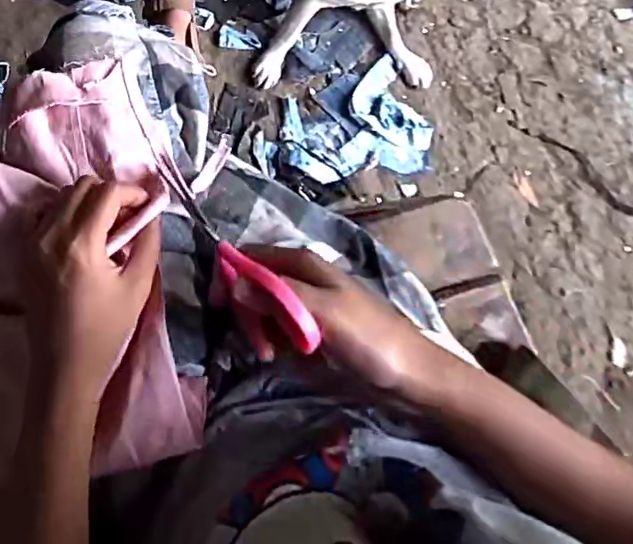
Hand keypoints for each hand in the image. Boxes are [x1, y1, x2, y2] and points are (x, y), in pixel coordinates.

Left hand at [21, 175, 161, 402]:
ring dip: (88, 200)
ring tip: (104, 225)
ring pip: (63, 195)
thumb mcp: (138, 285)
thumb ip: (149, 240)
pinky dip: (61, 210)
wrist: (63, 369)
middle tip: (127, 216)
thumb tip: (152, 210)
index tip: (146, 205)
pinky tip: (77, 231)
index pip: (108, 192)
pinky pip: (41, 212)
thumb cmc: (105, 331)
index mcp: (81, 244)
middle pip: (84, 185)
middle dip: (111, 193)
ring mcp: (32, 242)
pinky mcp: (23, 251)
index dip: (132, 192)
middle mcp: (51, 235)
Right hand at [241, 246, 453, 401]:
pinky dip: (272, 340)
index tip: (220, 308)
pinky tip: (279, 357)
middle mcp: (300, 276)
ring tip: (270, 356)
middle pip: (252, 282)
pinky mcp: (311, 328)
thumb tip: (233, 279)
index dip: (230, 275)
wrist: (413, 377)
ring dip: (258, 329)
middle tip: (256, 344)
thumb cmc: (371, 339)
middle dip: (246, 309)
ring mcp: (306, 302)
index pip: (251, 255)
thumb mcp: (323, 314)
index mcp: (303, 262)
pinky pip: (277, 327)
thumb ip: (278, 295)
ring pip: (262, 306)